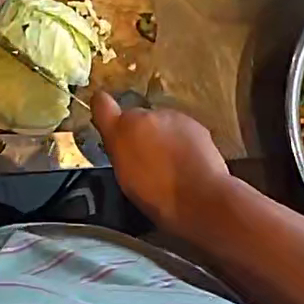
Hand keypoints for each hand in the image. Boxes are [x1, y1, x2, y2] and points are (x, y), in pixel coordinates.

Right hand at [90, 92, 235, 232]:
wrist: (201, 199)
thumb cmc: (157, 198)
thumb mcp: (126, 178)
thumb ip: (121, 151)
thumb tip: (122, 141)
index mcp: (120, 131)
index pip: (102, 104)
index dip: (103, 108)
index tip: (106, 116)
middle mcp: (144, 116)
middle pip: (136, 118)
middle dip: (140, 133)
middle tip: (149, 159)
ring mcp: (170, 116)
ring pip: (161, 123)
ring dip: (162, 137)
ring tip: (172, 164)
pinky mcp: (194, 122)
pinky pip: (181, 129)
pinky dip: (182, 140)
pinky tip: (189, 162)